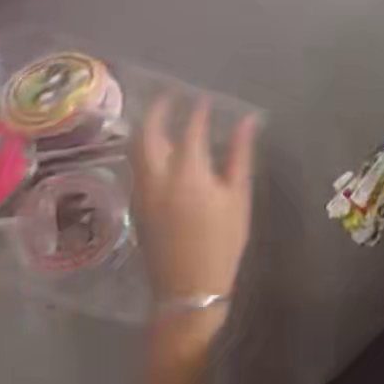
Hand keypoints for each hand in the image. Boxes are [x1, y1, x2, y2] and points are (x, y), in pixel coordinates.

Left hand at [134, 97, 258, 309]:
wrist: (188, 288)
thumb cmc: (222, 243)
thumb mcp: (238, 198)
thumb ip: (240, 156)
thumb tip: (247, 122)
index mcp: (188, 173)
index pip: (190, 129)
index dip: (197, 110)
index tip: (204, 97)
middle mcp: (157, 177)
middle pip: (148, 132)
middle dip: (158, 109)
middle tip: (171, 95)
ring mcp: (141, 191)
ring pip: (137, 149)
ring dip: (147, 127)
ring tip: (162, 117)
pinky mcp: (135, 205)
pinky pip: (136, 166)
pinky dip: (145, 149)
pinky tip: (158, 150)